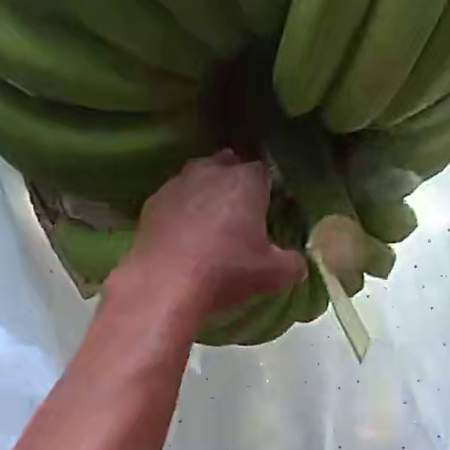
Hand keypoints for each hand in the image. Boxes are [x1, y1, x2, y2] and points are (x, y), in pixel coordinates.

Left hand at [122, 152, 307, 319]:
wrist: (164, 284)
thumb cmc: (225, 271)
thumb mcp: (272, 274)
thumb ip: (292, 264)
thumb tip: (298, 264)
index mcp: (246, 180)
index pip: (265, 171)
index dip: (269, 188)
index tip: (270, 208)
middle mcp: (211, 171)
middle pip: (229, 165)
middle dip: (236, 183)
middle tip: (242, 214)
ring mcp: (177, 183)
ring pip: (198, 179)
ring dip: (206, 195)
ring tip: (211, 226)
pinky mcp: (151, 202)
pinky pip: (174, 200)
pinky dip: (181, 212)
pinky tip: (184, 237)